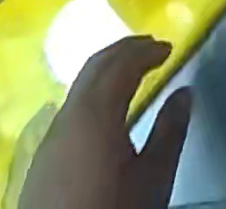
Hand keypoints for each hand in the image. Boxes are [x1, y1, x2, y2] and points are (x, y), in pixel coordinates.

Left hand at [17, 37, 191, 208]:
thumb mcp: (153, 179)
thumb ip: (170, 130)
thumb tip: (184, 92)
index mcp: (95, 113)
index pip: (122, 64)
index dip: (146, 51)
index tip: (169, 47)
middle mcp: (68, 116)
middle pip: (95, 66)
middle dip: (125, 50)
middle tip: (152, 47)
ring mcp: (50, 140)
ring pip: (80, 85)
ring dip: (108, 69)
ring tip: (133, 72)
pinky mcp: (42, 163)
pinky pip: (71, 107)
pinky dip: (94, 91)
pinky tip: (107, 109)